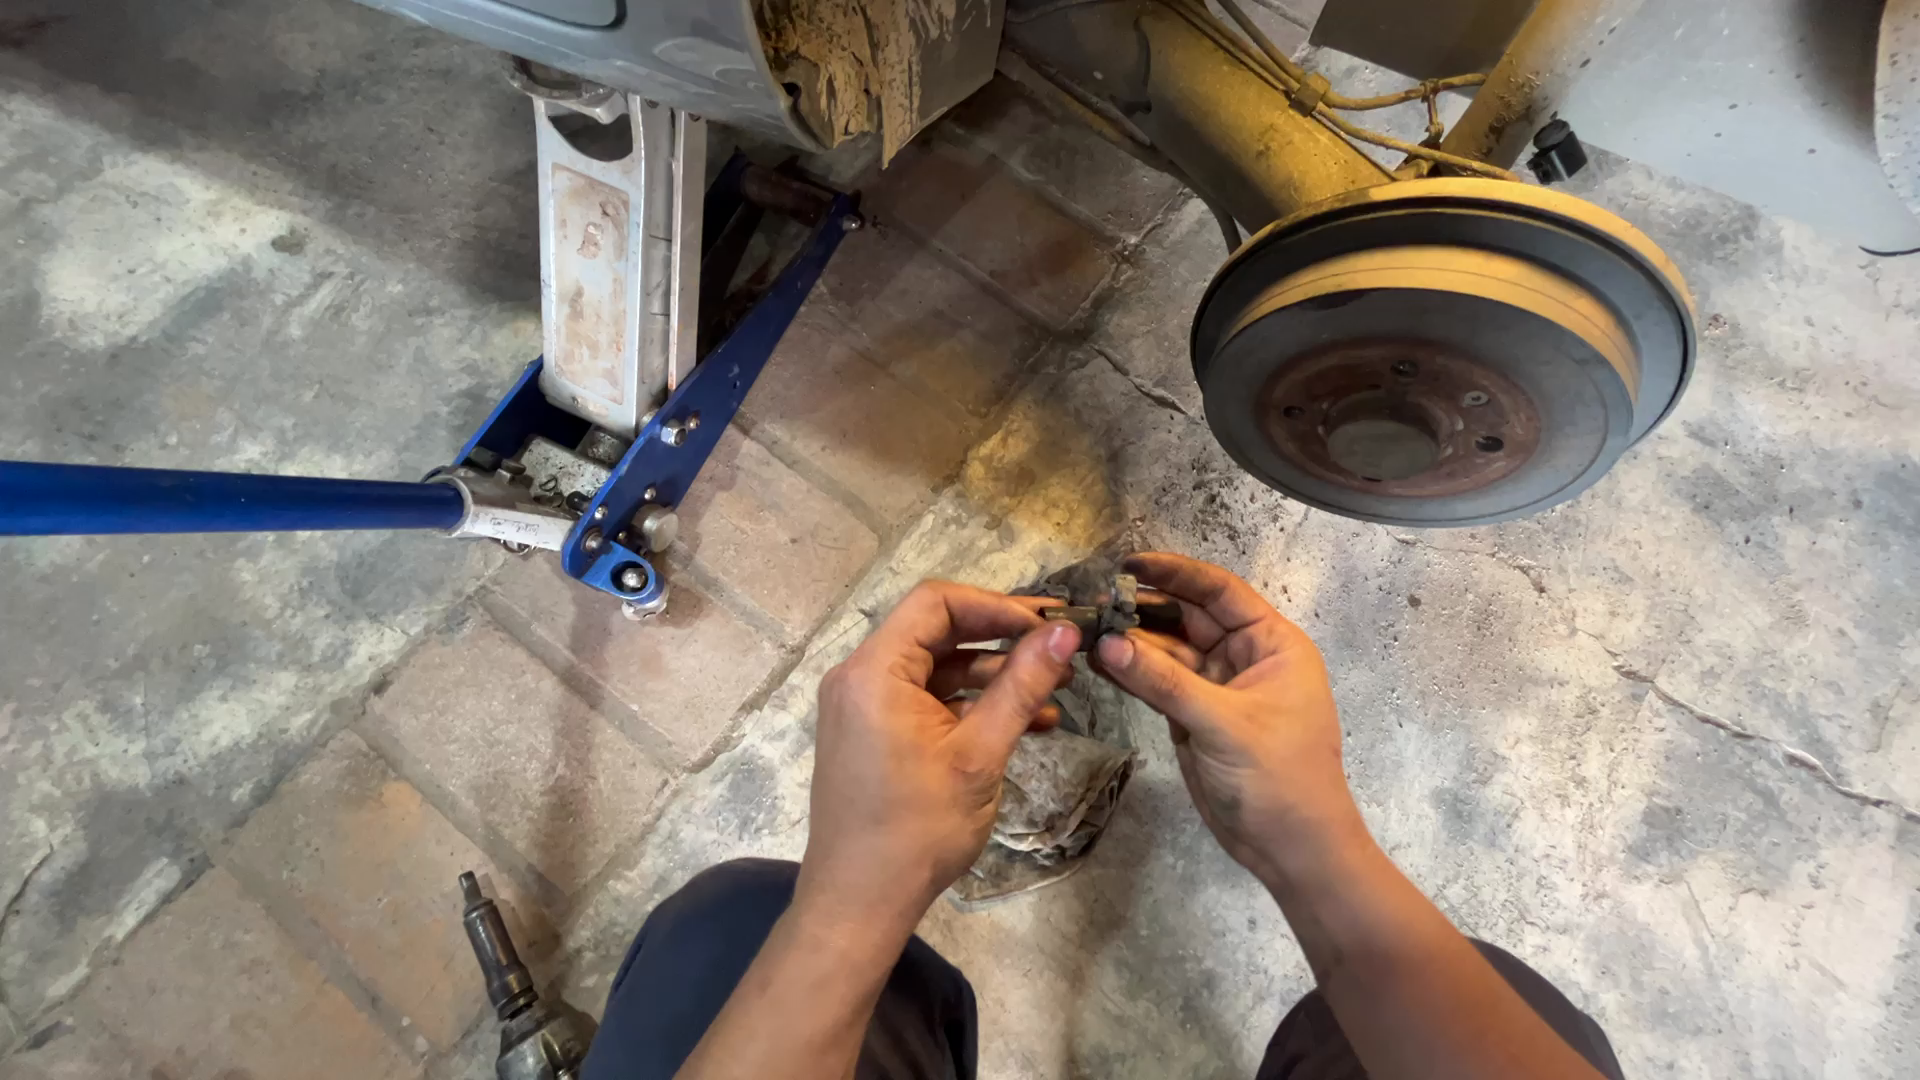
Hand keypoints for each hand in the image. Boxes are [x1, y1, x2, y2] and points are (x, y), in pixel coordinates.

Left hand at [800, 582, 1079, 935]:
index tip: (1045, 625)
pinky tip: (1026, 721)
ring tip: (1056, 690)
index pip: (935, 603)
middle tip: (1060, 650)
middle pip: (937, 630)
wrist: (860, 903)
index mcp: (874, 669)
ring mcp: (865, 703)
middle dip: (1002, 639)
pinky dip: (971, 703)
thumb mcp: (979, 754)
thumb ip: (1022, 685)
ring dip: (994, 675)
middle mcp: (861, 674)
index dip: (995, 606)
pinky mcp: (876, 729)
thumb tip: (1065, 633)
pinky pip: (928, 698)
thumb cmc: (918, 829)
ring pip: (938, 666)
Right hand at [1093, 553, 1361, 889]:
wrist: (1290, 851)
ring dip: (1131, 641)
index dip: (1177, 573)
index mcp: (1270, 644)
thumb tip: (1106, 642)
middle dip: (1145, 608)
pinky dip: (1130, 672)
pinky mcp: (1192, 714)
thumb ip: (1163, 681)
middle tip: (1097, 602)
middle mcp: (1242, 657)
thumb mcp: (1223, 722)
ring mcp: (1214, 687)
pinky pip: (1157, 682)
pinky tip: (1098, 662)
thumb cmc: (1277, 777)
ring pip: (1167, 651)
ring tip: (1086, 630)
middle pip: (1188, 618)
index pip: (1220, 592)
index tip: (1131, 563)